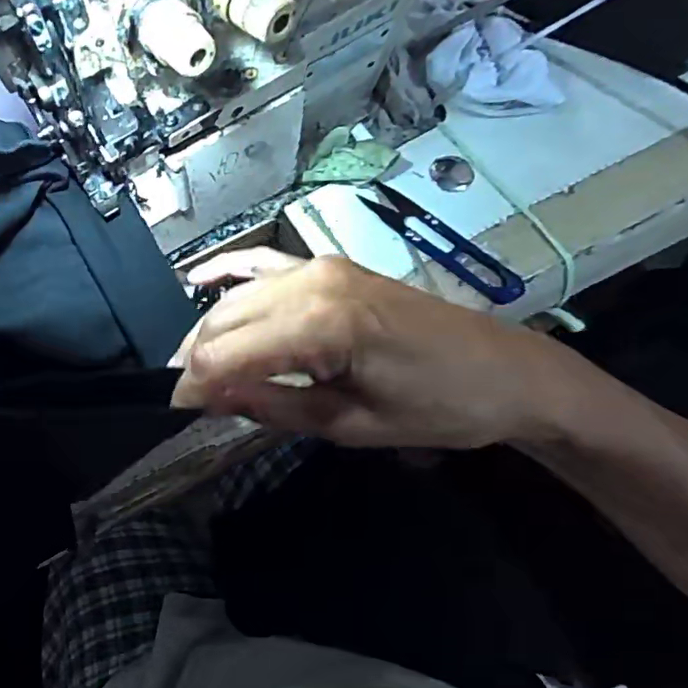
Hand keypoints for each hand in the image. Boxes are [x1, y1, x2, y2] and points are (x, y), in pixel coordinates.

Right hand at [172, 249, 590, 448]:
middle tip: (186, 402)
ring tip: (193, 369)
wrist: (511, 372)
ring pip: (236, 296)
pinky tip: (198, 278)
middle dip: (195, 361)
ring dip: (207, 331)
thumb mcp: (351, 424)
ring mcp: (317, 266)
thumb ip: (272, 405)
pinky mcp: (327, 266)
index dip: (194, 386)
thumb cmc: (442, 408)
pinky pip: (263, 263)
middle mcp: (310, 281)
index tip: (176, 415)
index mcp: (321, 323)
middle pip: (222, 320)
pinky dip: (228, 272)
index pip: (226, 352)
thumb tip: (211, 398)